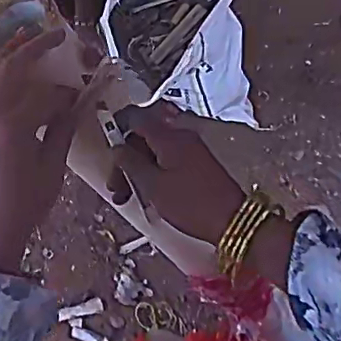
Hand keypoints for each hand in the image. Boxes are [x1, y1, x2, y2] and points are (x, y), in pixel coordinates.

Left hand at [0, 26, 88, 270]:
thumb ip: (64, 127)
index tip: (81, 96)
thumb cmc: (27, 200)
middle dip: (35, 47)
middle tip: (56, 34)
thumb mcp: (53, 166)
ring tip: (26, 29)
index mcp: (14, 125)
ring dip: (8, 47)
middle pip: (13, 67)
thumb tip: (80, 99)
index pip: (45, 94)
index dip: (66, 93)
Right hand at [115, 108, 294, 281]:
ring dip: (137, 170)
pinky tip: (149, 195)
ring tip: (128, 198)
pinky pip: (167, 160)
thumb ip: (130, 162)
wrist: (234, 222)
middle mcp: (180, 136)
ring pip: (154, 151)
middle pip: (143, 138)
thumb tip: (116, 147)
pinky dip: (153, 173)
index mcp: (168, 136)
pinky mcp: (197, 164)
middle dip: (125, 160)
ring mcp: (191, 149)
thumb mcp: (153, 185)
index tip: (106, 145)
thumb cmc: (190, 204)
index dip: (117, 126)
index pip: (135, 117)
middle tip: (116, 188)